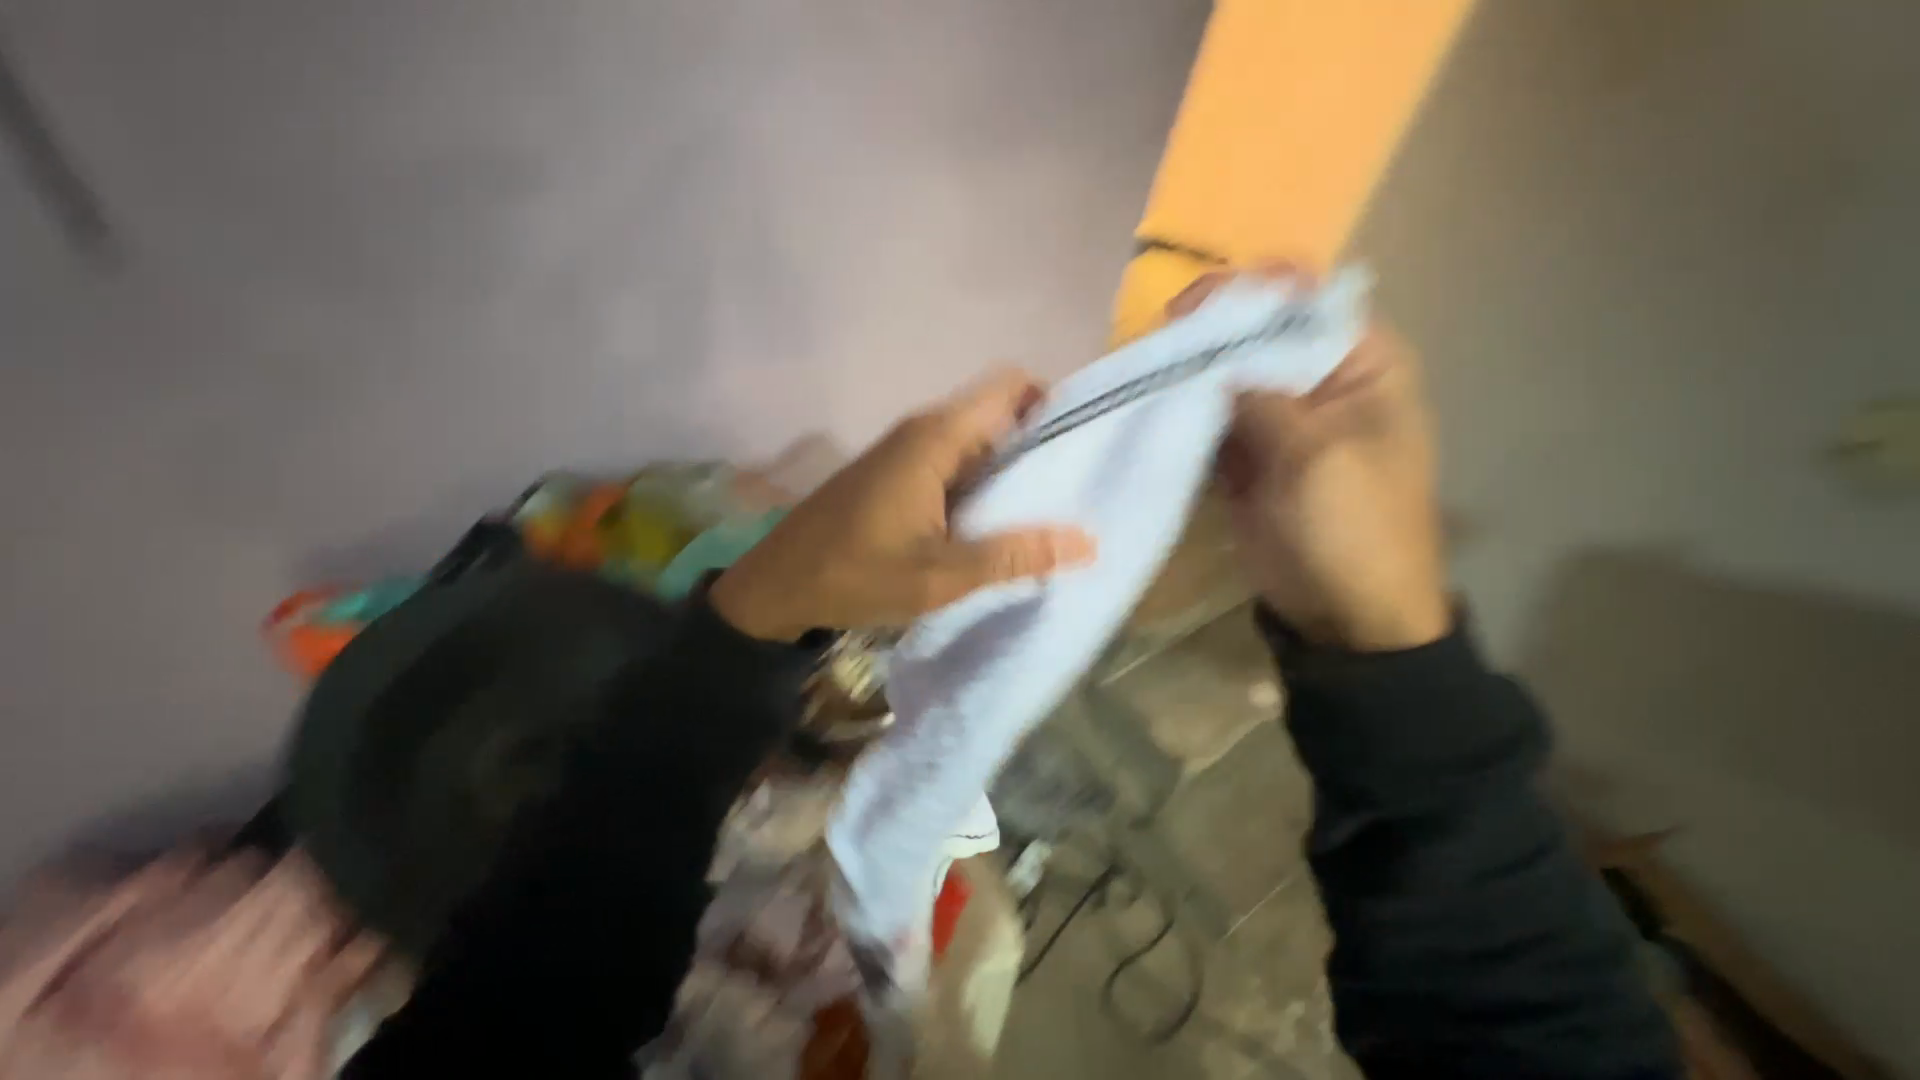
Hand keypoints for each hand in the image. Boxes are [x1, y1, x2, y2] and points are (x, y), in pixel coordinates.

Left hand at [710, 371, 1097, 640]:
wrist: (775, 586)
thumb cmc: (856, 575)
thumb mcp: (941, 576)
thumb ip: (1013, 556)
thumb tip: (1087, 542)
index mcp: (936, 437)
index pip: (1009, 384)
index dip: (1052, 402)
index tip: (1083, 445)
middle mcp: (923, 429)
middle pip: (997, 414)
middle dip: (1037, 446)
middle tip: (1075, 491)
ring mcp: (904, 450)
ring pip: (975, 443)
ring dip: (1008, 472)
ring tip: (1044, 513)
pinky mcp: (893, 473)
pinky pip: (951, 464)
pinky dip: (978, 486)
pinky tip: (992, 526)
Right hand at [1174, 266, 1450, 650]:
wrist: (1347, 615)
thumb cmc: (1354, 527)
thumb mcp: (1317, 454)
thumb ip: (1263, 398)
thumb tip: (1209, 360)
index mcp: (1362, 364)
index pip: (1308, 300)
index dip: (1253, 291)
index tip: (1195, 305)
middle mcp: (1320, 381)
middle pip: (1259, 334)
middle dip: (1209, 333)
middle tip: (1157, 342)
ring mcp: (1280, 421)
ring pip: (1228, 377)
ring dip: (1189, 374)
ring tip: (1142, 373)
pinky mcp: (1247, 457)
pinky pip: (1210, 422)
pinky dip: (1182, 415)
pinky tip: (1147, 407)